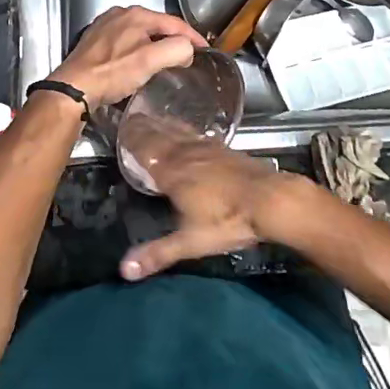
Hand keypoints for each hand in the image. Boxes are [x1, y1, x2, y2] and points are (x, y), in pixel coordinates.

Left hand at [46, 6, 203, 109]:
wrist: (73, 87)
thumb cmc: (112, 73)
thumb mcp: (150, 61)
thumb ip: (176, 49)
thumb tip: (187, 49)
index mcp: (136, 15)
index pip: (175, 22)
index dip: (193, 37)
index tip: (206, 51)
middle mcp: (121, 14)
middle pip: (157, 25)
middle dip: (174, 39)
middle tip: (188, 56)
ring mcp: (106, 25)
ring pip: (140, 32)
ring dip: (155, 44)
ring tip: (166, 61)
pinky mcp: (95, 39)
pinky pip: (125, 40)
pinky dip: (137, 49)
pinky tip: (137, 63)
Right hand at [119, 138, 309, 280]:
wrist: (270, 199)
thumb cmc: (227, 220)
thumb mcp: (190, 242)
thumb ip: (157, 253)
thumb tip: (123, 270)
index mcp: (172, 173)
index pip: (145, 151)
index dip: (131, 141)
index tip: (119, 131)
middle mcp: (185, 154)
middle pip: (159, 137)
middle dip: (143, 128)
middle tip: (129, 119)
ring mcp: (206, 148)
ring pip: (177, 132)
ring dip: (161, 125)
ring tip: (150, 118)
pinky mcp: (223, 148)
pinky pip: (195, 134)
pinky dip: (183, 128)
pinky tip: (185, 131)